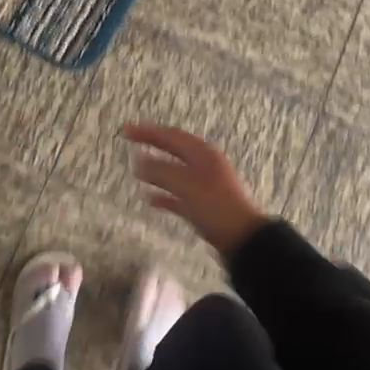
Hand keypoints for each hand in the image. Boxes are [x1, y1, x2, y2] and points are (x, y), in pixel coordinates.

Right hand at [125, 123, 267, 255]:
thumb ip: (160, 171)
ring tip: (137, 170)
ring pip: (176, 171)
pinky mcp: (204, 206)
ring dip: (157, 169)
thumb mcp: (186, 185)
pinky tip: (151, 200)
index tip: (126, 130)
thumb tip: (138, 160)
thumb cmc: (215, 206)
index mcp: (203, 153)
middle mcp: (205, 165)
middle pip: (174, 149)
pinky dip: (165, 194)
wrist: (244, 239)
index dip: (148, 132)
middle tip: (131, 140)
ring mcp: (206, 185)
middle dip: (153, 144)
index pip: (171, 136)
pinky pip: (180, 195)